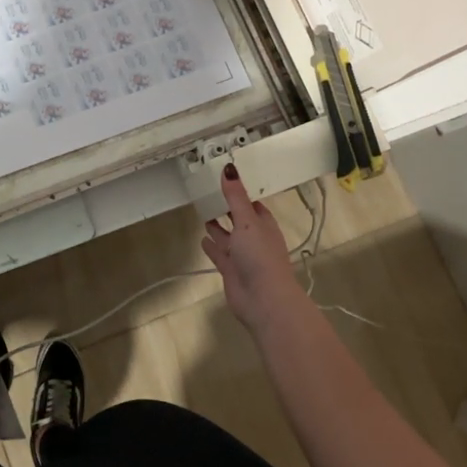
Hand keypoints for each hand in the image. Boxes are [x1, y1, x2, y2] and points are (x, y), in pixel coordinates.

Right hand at [202, 164, 306, 332]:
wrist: (263, 298)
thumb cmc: (260, 255)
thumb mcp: (247, 221)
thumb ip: (236, 197)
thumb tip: (228, 168)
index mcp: (264, 225)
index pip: (253, 205)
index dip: (241, 195)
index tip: (226, 182)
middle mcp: (254, 239)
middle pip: (240, 221)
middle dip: (228, 210)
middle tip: (210, 196)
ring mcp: (243, 256)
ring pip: (228, 238)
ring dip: (218, 228)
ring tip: (204, 215)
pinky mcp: (231, 271)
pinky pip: (220, 255)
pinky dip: (212, 246)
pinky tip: (202, 239)